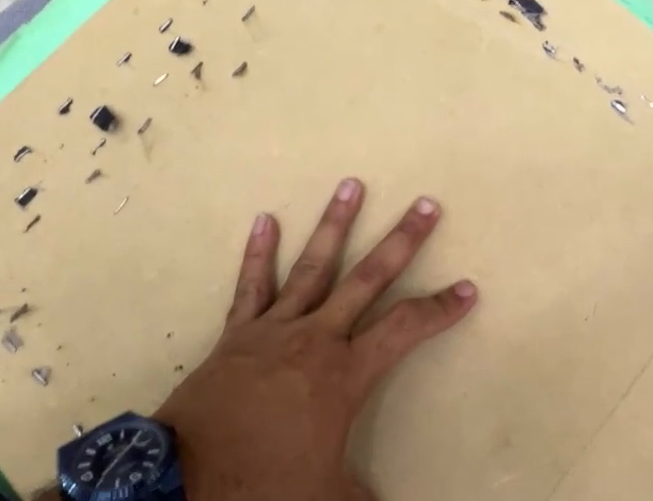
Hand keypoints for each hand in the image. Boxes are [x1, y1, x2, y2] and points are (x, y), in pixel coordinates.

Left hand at [155, 179, 477, 500]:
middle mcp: (316, 337)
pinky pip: (252, 286)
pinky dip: (259, 252)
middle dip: (401, 240)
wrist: (184, 480)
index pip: (405, 329)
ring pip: (314, 267)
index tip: (468, 289)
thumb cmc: (264, 483)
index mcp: (344, 374)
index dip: (440, 309)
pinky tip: (265, 219)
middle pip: (368, 278)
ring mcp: (275, 328)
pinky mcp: (238, 332)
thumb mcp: (326, 497)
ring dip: (335, 224)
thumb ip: (361, 494)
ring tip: (351, 184)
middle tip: (426, 204)